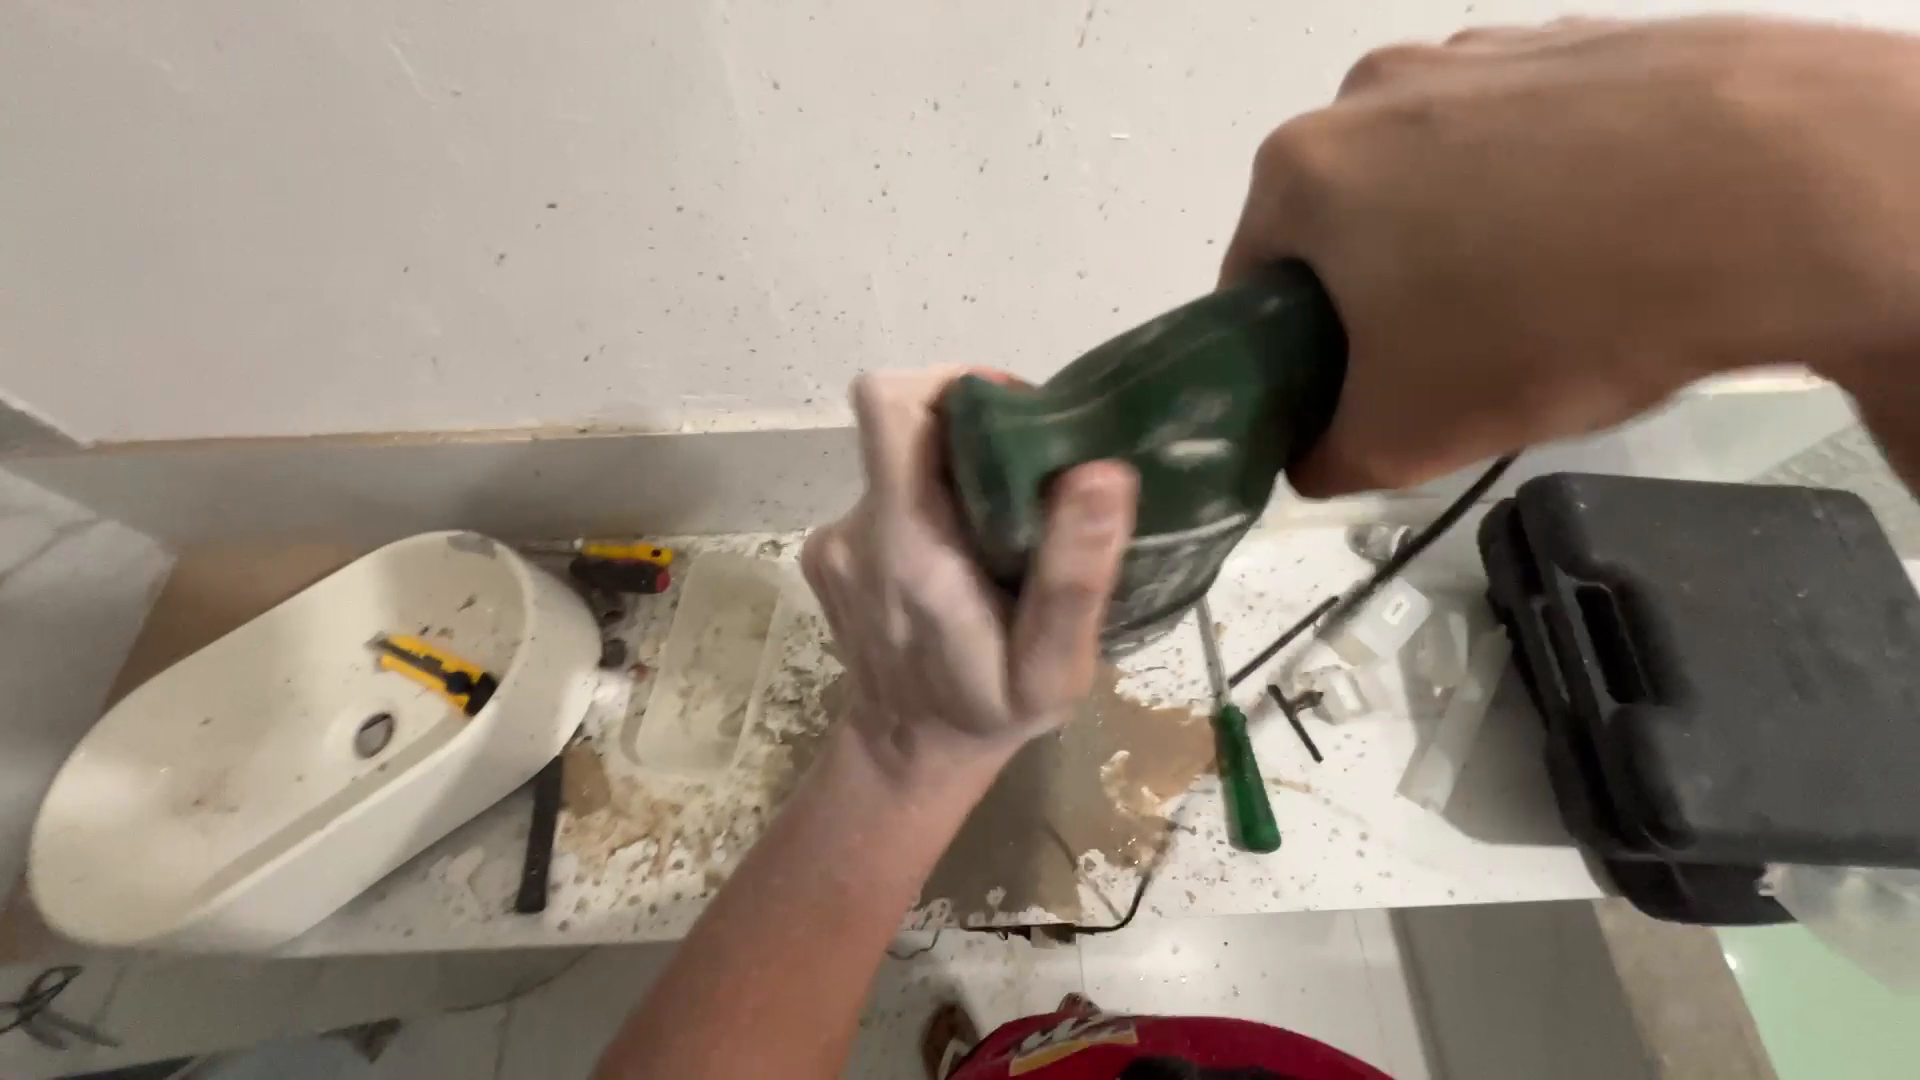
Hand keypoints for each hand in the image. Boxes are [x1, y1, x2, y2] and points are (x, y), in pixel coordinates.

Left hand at [801, 369, 1138, 779]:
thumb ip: (1074, 577)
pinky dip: (925, 507)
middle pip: (902, 426)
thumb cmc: (986, 713)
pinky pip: (884, 496)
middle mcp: (855, 529)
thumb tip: (1101, 472)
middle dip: (970, 432)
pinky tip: (954, 559)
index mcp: (907, 545)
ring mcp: (832, 540)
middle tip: (1028, 480)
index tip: (1015, 414)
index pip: (890, 405)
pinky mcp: (828, 552)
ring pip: (898, 464)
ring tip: (998, 532)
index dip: (953, 384)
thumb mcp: (1052, 670)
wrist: (904, 753)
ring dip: (952, 477)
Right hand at [1222, 16, 1919, 495]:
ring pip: (1419, 181)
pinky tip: (1589, 241)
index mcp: (1299, 170)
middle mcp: (1370, 91)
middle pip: (1332, 228)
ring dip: (1439, 242)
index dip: (1281, 354)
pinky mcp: (1585, 35)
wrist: (1810, 199)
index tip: (1334, 391)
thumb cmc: (1546, 318)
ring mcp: (1482, 49)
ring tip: (1521, 297)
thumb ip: (1318, 460)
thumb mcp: (1398, 438)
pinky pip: (1513, 139)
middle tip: (1428, 356)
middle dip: (1362, 296)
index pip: (1249, 285)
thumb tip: (1310, 456)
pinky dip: (1525, 194)